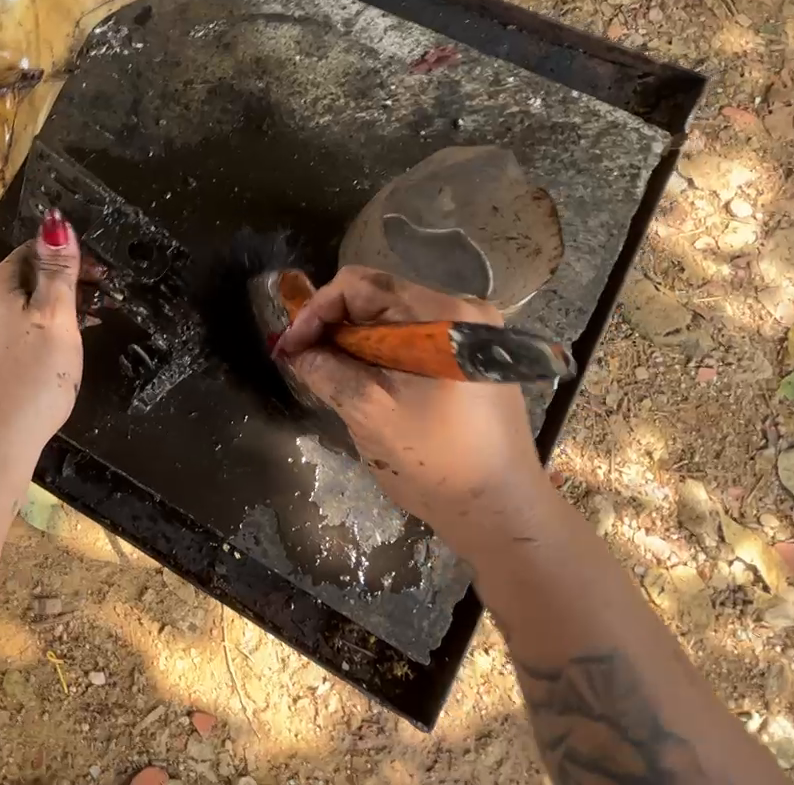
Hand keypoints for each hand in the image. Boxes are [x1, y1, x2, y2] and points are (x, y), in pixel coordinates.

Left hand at [0, 210, 85, 446]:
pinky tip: (52, 354)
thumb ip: (58, 268)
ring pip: (18, 307)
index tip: (102, 279)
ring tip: (83, 330)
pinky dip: (34, 332)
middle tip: (100, 305)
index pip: (34, 251)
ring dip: (51, 310)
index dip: (70, 259)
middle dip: (63, 285)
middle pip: (25, 278)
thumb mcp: (56, 316)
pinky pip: (9, 332)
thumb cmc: (32, 376)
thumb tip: (54, 220)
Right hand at [272, 266, 548, 548]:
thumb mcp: (369, 411)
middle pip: (375, 297)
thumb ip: (325, 370)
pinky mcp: (468, 355)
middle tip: (303, 359)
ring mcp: (468, 333)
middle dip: (331, 325)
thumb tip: (291, 349)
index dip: (316, 310)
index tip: (292, 346)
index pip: (360, 284)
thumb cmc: (438, 460)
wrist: (502, 510)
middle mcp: (461, 311)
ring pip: (389, 317)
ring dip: (351, 340)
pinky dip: (376, 351)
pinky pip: (408, 336)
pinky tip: (362, 379)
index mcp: (443, 315)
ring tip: (328, 372)